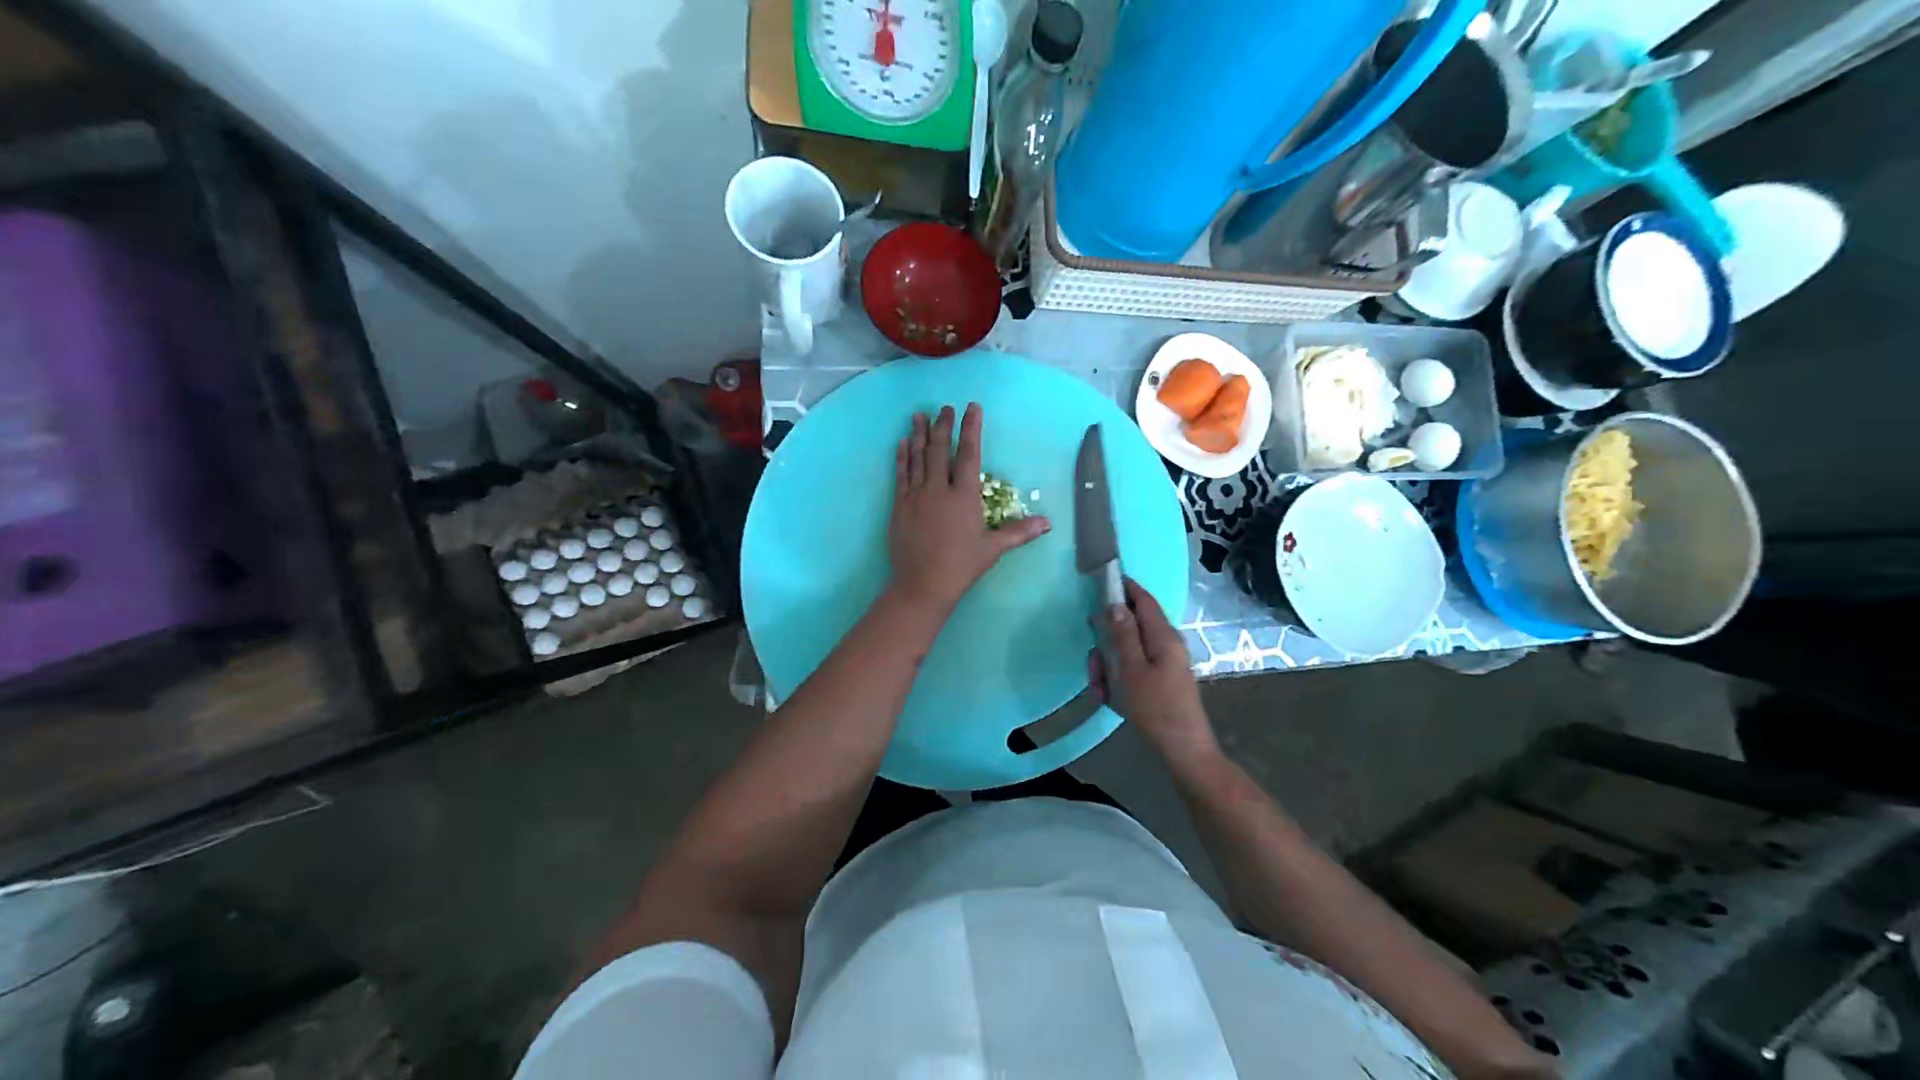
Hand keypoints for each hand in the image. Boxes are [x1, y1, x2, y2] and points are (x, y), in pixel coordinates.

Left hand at [888, 404, 1049, 610]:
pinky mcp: (899, 506)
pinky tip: (901, 443)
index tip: (971, 408)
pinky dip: (902, 457)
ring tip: (919, 415)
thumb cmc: (961, 567)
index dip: (971, 429)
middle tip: (945, 407)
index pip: (969, 454)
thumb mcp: (993, 549)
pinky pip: (901, 475)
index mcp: (964, 497)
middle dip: (943, 425)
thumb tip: (1047, 523)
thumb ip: (1019, 532)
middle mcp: (939, 490)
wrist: (923, 584)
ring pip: (918, 458)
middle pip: (940, 450)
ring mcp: (916, 496)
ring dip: (919, 435)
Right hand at [1089, 578, 1218, 769]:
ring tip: (1100, 689)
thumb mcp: (1131, 670)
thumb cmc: (1156, 708)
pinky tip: (1108, 698)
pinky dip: (1118, 679)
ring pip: (1127, 650)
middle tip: (1094, 665)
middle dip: (1106, 642)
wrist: (1183, 750)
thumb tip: (1115, 603)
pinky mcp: (1161, 680)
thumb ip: (1123, 635)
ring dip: (1108, 665)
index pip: (1143, 599)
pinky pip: (1133, 668)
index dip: (1124, 587)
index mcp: (1163, 636)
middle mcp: (1166, 644)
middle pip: (1130, 627)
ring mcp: (1165, 663)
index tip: (1100, 582)